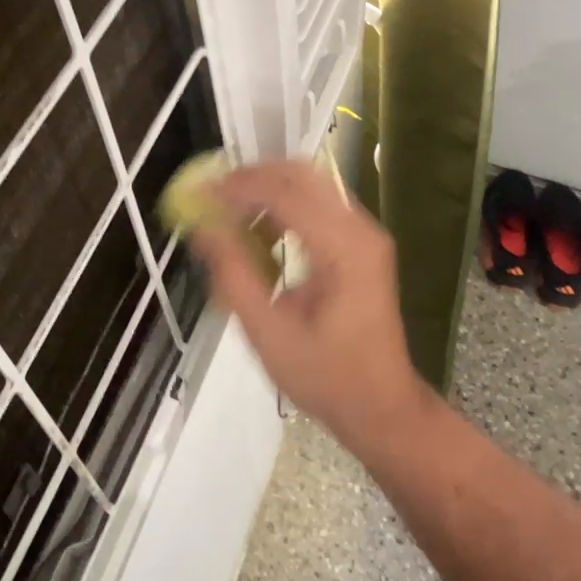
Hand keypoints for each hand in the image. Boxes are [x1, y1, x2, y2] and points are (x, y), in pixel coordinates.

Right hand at [191, 161, 438, 448]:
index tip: (197, 194)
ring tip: (228, 216)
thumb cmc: (326, 377)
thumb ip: (234, 276)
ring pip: (309, 184)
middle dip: (251, 177)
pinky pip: (318, 205)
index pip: (284, 194)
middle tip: (211, 194)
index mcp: (343, 250)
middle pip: (301, 173)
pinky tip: (259, 234)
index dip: (237, 188)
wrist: (382, 407)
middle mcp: (360, 230)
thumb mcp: (269, 333)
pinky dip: (283, 206)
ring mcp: (365, 234)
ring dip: (266, 190)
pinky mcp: (361, 244)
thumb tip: (202, 229)